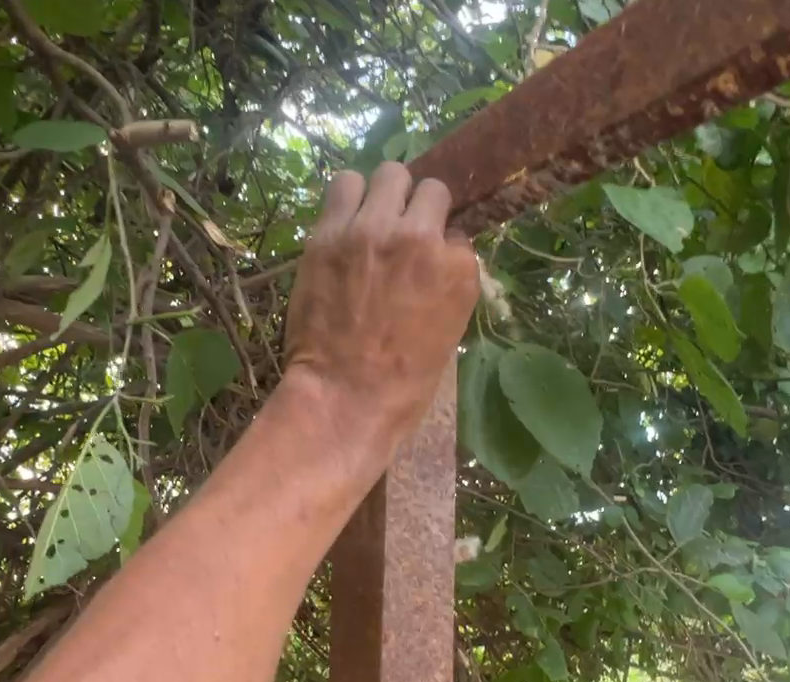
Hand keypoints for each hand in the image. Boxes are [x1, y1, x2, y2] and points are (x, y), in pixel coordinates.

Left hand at [282, 162, 481, 455]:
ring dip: (384, 195)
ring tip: (371, 221)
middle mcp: (421, 239)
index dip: (439, 249)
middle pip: (430, 190)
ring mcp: (373, 230)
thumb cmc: (402, 386)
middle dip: (419, 210)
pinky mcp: (331, 233)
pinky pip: (344, 185)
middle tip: (401, 235)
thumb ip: (445, 287)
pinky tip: (344, 223)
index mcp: (459, 271)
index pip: (457, 235)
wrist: (344, 398)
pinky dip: (349, 199)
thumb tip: (435, 263)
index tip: (424, 267)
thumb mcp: (447, 335)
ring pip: (389, 175)